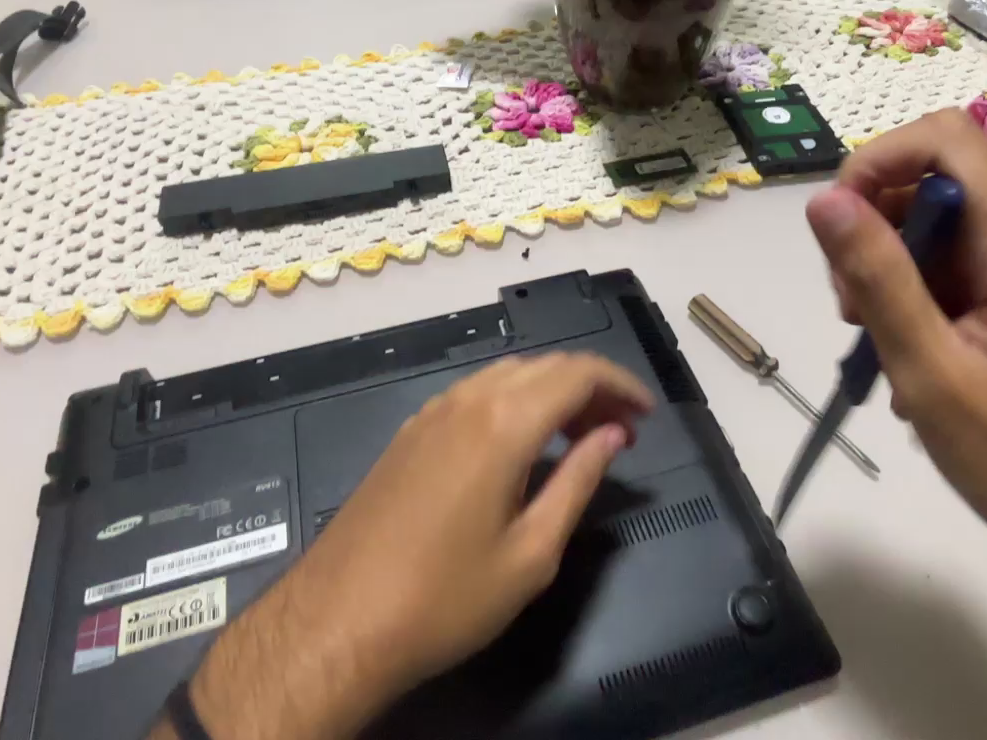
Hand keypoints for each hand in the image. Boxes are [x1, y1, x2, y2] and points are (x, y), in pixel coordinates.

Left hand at [175, 352, 652, 739]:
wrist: (339, 619)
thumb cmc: (446, 596)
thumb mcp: (531, 552)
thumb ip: (578, 481)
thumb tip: (612, 436)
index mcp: (504, 422)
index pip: (578, 373)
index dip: (621, 385)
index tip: (647, 414)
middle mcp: (468, 400)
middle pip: (544, 367)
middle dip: (592, 388)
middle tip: (623, 430)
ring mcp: (432, 412)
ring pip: (508, 375)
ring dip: (552, 392)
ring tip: (581, 436)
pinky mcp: (411, 431)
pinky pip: (475, 394)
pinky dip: (513, 402)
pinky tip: (522, 444)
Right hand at [806, 109, 986, 739]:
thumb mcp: (931, 372)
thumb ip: (877, 276)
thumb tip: (823, 198)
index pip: (947, 138)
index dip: (876, 160)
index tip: (836, 228)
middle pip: (943, 180)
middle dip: (879, 228)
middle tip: (854, 311)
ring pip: (953, 222)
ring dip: (901, 266)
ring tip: (885, 340)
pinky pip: (978, 257)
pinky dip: (933, 288)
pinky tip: (924, 350)